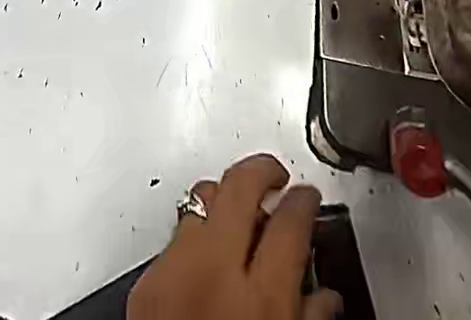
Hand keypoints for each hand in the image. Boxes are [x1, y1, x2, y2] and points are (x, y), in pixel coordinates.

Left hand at [128, 154, 340, 319]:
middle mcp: (214, 273)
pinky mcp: (146, 282)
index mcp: (261, 300)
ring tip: (243, 208)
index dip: (304, 200)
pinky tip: (210, 253)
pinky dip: (198, 235)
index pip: (289, 222)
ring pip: (201, 199)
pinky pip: (177, 237)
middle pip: (238, 186)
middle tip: (276, 175)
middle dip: (261, 170)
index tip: (308, 195)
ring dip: (225, 196)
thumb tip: (324, 294)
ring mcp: (174, 271)